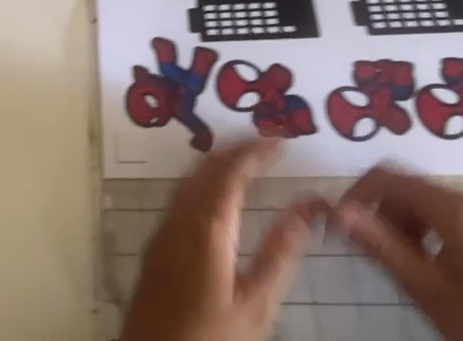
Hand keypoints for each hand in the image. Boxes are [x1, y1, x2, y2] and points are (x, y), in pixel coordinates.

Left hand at [120, 140, 319, 340]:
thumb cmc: (210, 338)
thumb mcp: (256, 304)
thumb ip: (280, 252)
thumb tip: (307, 207)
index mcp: (208, 225)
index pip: (232, 170)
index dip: (257, 150)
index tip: (282, 141)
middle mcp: (181, 215)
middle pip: (208, 164)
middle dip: (238, 148)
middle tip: (268, 144)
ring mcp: (164, 227)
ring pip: (190, 176)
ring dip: (218, 160)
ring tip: (248, 160)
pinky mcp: (156, 243)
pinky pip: (180, 193)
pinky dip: (203, 178)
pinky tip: (216, 194)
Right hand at [330, 167, 462, 340]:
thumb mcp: (426, 288)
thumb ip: (381, 246)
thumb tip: (337, 213)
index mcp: (455, 207)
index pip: (387, 177)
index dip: (355, 194)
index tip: (336, 223)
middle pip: (406, 185)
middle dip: (379, 210)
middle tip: (367, 247)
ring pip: (422, 199)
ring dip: (400, 222)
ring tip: (397, 261)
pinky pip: (443, 213)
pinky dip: (422, 229)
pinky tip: (423, 263)